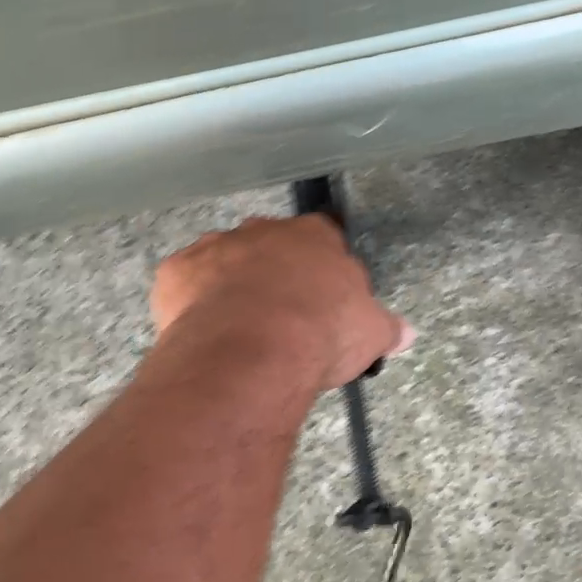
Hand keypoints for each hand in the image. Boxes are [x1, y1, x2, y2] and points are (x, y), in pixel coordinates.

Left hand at [151, 215, 412, 391]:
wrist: (251, 351)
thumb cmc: (321, 332)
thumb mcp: (371, 334)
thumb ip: (387, 328)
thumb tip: (406, 334)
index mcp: (314, 237)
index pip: (325, 237)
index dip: (324, 268)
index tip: (325, 299)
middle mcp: (262, 231)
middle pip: (271, 248)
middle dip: (276, 276)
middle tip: (283, 321)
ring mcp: (214, 248)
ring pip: (224, 263)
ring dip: (231, 288)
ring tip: (241, 334)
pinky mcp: (175, 273)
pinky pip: (187, 286)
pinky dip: (193, 305)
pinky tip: (205, 336)